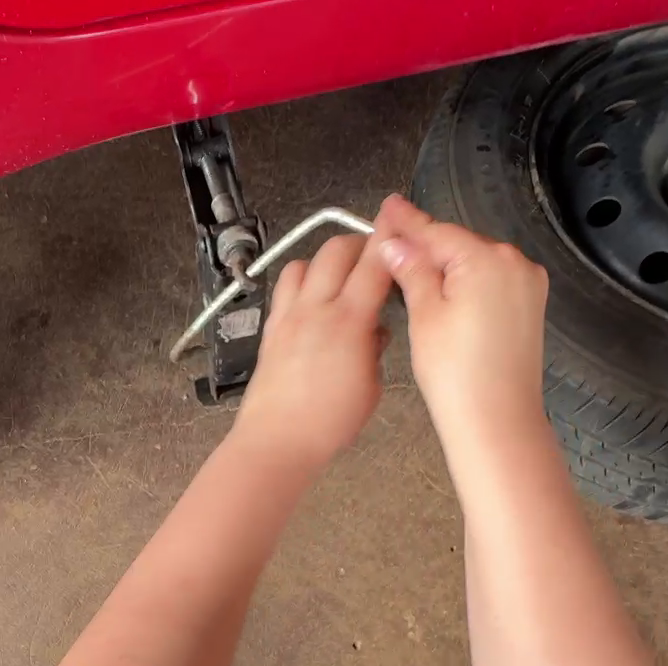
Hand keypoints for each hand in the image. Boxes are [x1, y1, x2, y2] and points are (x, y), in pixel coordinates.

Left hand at [231, 231, 395, 470]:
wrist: (277, 441)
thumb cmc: (326, 424)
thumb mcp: (370, 388)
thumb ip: (374, 350)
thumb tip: (373, 332)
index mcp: (348, 322)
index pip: (374, 264)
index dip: (389, 238)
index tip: (397, 222)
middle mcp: (314, 310)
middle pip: (335, 251)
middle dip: (357, 244)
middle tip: (372, 257)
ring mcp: (287, 318)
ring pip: (303, 264)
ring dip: (324, 262)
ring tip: (338, 279)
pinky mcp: (270, 332)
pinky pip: (283, 292)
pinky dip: (300, 285)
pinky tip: (311, 305)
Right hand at [371, 194, 550, 452]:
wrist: (496, 419)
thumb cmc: (456, 374)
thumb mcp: (424, 316)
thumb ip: (412, 272)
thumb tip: (396, 245)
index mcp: (486, 259)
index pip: (437, 231)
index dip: (407, 221)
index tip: (388, 206)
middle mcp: (515, 263)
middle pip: (459, 245)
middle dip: (426, 244)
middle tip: (391, 241)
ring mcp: (527, 285)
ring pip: (476, 264)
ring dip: (445, 265)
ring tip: (411, 268)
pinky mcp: (529, 307)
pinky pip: (491, 283)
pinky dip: (466, 283)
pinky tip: (444, 292)